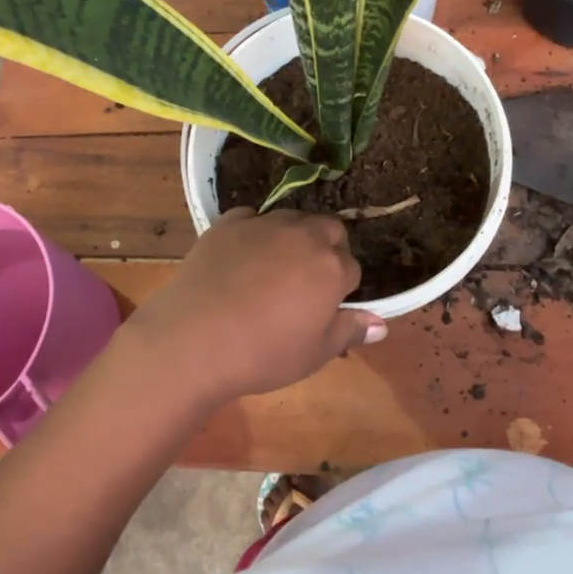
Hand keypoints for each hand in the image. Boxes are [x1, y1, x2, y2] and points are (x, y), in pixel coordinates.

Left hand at [121, 208, 384, 405]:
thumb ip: (350, 331)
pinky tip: (241, 260)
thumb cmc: (261, 354)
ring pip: (292, 220)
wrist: (191, 340)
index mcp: (331, 267)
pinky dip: (254, 233)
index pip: (352, 268)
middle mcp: (303, 235)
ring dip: (293, 238)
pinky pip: (252, 219)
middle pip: (329, 230)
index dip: (341, 289)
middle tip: (305, 284)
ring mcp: (263, 224)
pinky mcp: (228, 223)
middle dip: (326, 250)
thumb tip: (381, 322)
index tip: (324, 308)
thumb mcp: (314, 354)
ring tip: (273, 271)